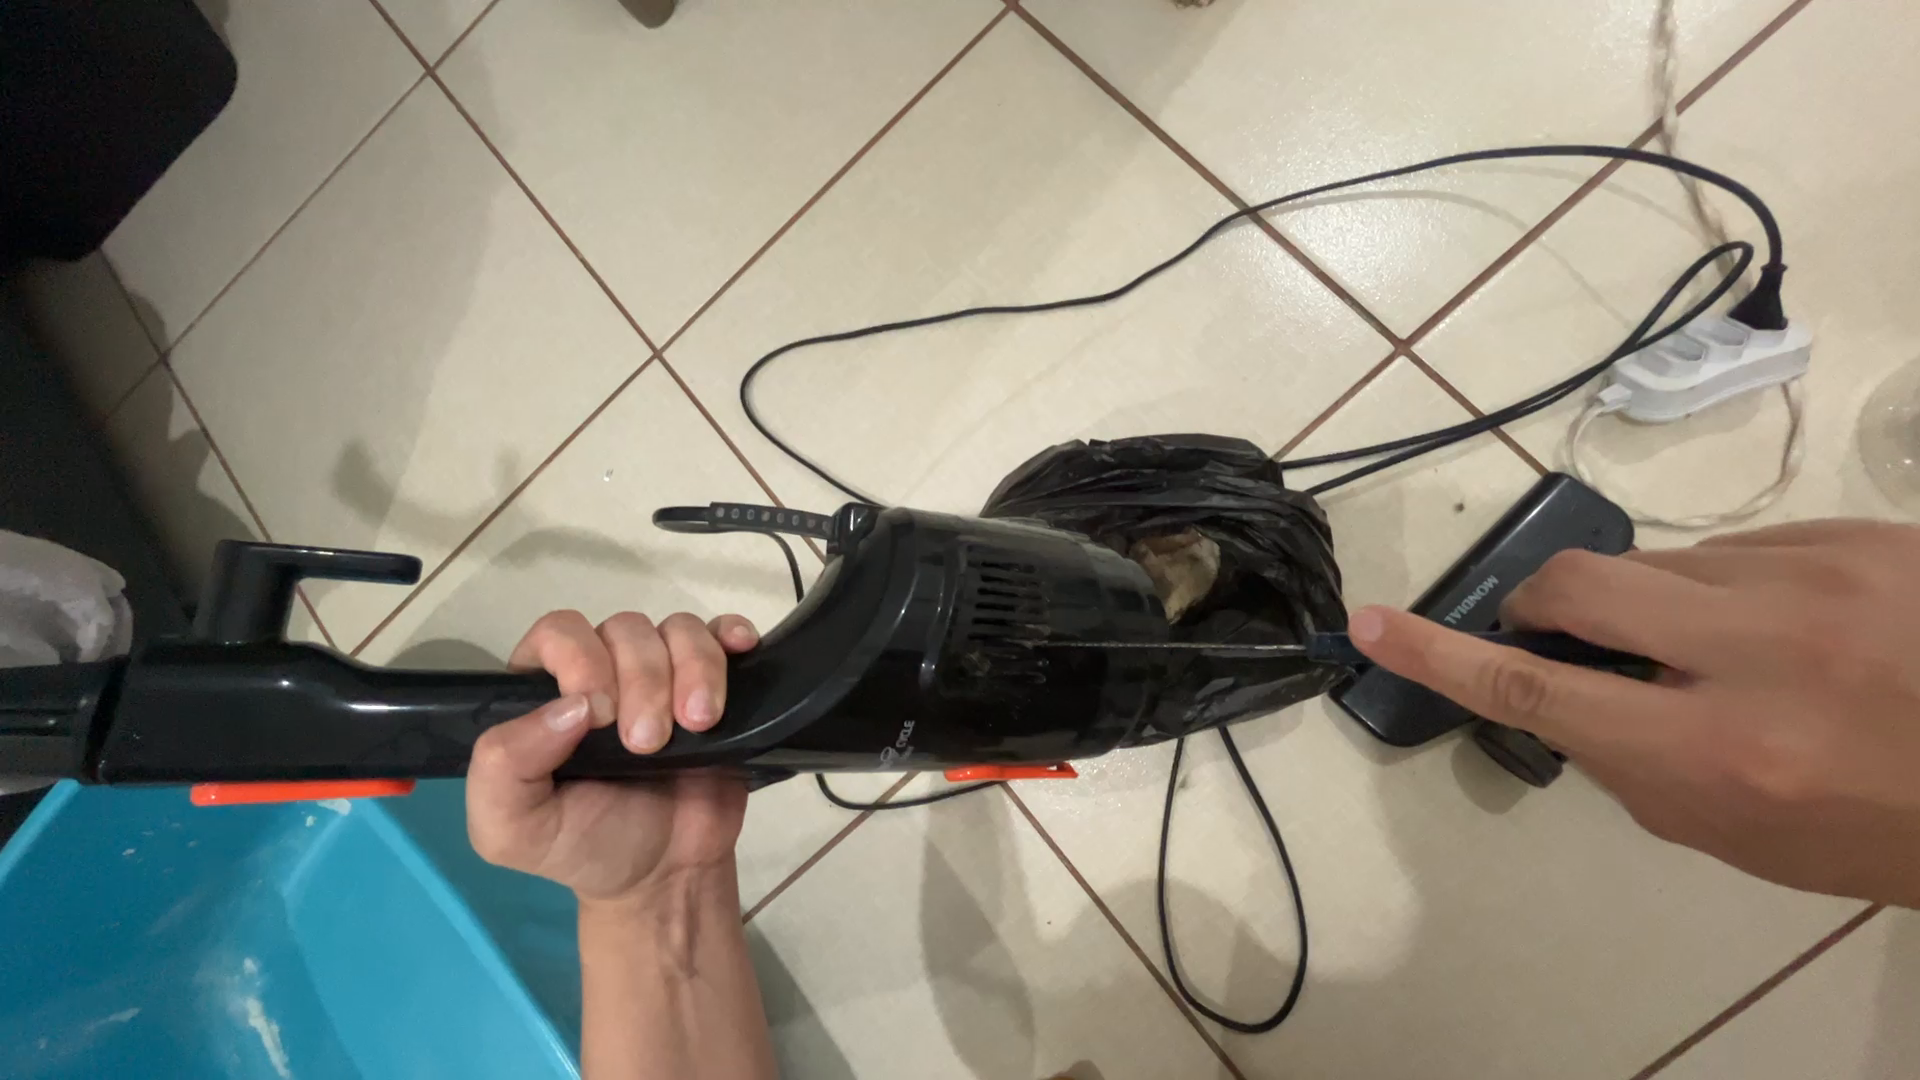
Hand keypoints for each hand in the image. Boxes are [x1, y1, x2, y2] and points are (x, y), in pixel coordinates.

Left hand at [466, 610, 760, 904]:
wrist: (667, 871)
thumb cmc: (587, 845)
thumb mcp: (514, 829)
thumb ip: (505, 766)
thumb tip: (571, 706)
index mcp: (550, 692)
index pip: (559, 634)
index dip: (581, 659)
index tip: (600, 716)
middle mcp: (608, 669)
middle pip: (627, 629)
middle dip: (645, 682)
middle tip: (648, 744)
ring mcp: (667, 671)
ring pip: (680, 628)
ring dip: (695, 669)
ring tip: (700, 724)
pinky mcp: (717, 679)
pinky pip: (724, 632)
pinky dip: (732, 633)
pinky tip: (741, 648)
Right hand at [1348, 519, 1919, 906]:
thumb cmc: (1886, 827)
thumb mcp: (1735, 830)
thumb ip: (1622, 758)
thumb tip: (1561, 690)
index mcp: (1727, 749)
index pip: (1533, 688)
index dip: (1436, 654)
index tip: (1370, 625)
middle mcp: (1766, 653)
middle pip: (1574, 586)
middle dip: (1541, 604)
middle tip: (1561, 633)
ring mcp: (1824, 580)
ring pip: (1652, 563)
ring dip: (1653, 606)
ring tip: (1728, 647)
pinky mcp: (1867, 537)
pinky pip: (1730, 548)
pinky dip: (1725, 588)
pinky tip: (1795, 627)